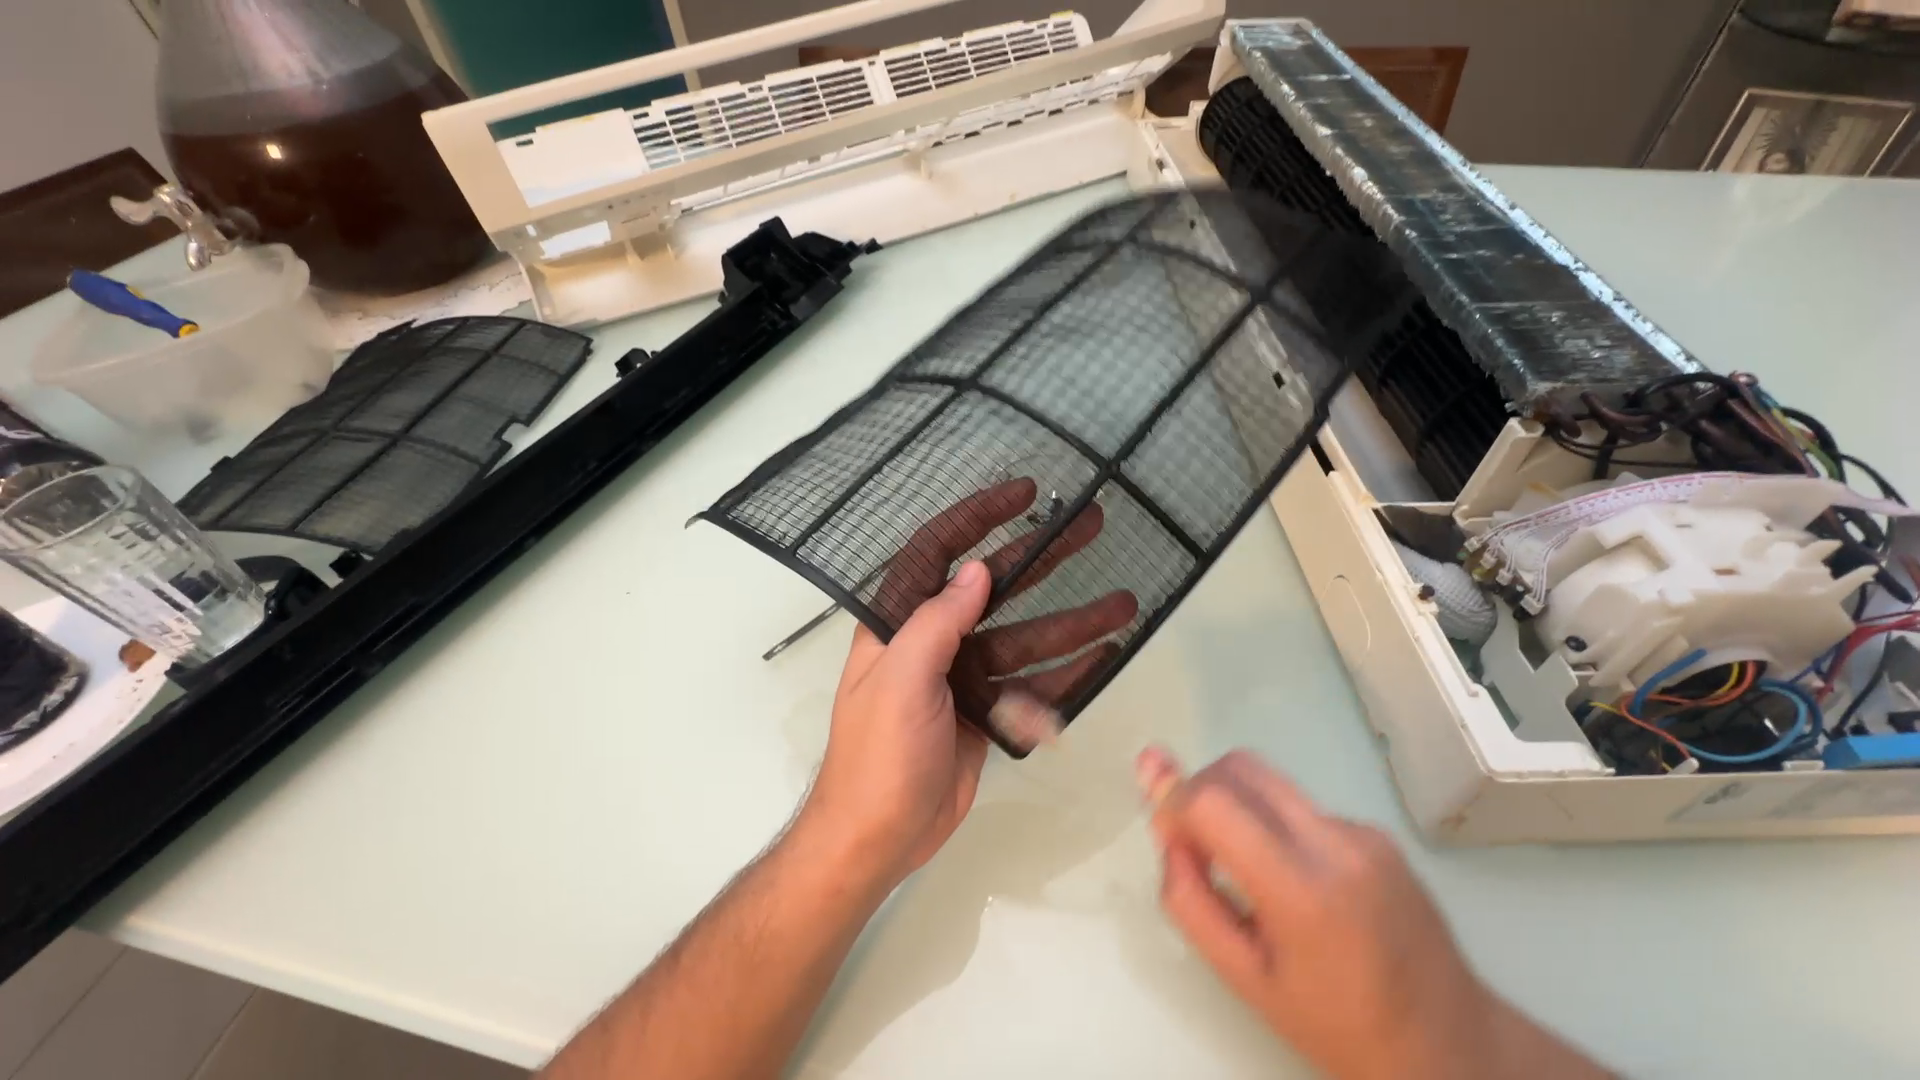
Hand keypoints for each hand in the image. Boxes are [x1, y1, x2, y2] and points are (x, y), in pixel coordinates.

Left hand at [801, 479, 1135, 883]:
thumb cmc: (877, 755)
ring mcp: (962, 678)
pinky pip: (1030, 683)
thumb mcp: (900, 681)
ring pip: (1024, 637)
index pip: (938, 552)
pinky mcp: (984, 713)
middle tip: (1092, 526)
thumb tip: (976, 570)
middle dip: (1043, 559)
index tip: (1024, 494)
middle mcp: (933, 640)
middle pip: (995, 587)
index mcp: (900, 622)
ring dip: (1072, 622)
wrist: (876, 838)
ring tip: (1126, 605)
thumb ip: (937, 623)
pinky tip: (1103, 657)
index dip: (977, 516)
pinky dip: (1065, 674)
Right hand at [1138, 748, 1608, 1079]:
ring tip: (1242, 869)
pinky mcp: (1379, 833)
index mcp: (1301, 892)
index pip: (1214, 803)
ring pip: (1270, 783)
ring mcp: (1364, 833)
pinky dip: (1275, 826)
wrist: (1451, 1043)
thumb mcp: (1244, 979)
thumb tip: (1169, 836)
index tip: (1154, 817)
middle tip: (1187, 838)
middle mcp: (1336, 844)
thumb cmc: (1336, 1024)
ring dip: (1236, 806)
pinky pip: (1303, 807)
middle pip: (1240, 768)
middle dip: (1198, 787)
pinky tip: (1292, 879)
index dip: (1170, 795)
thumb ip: (1191, 901)